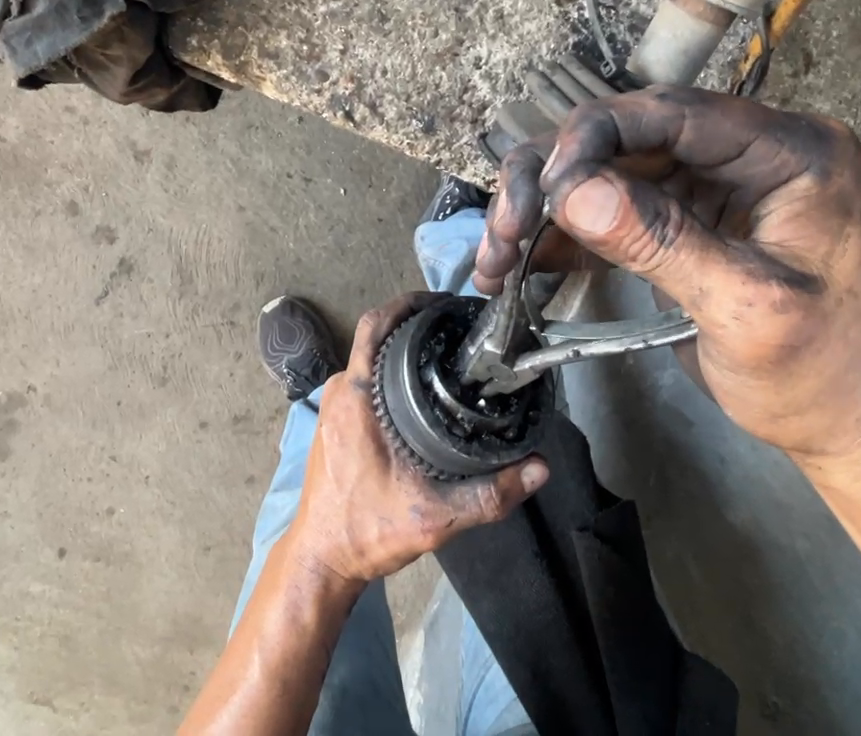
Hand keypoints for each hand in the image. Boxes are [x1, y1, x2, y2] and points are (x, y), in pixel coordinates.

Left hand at [287, 294, 550, 583]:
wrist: (322, 558)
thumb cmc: (367, 531)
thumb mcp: (434, 517)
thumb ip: (489, 495)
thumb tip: (539, 468)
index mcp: (355, 397)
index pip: (375, 326)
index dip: (407, 304)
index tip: (444, 302)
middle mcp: (339, 392)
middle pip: (376, 337)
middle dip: (414, 324)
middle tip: (458, 328)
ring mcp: (333, 406)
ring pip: (370, 359)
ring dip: (403, 349)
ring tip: (448, 352)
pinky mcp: (335, 421)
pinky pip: (365, 379)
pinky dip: (391, 371)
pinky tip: (423, 388)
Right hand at [474, 85, 860, 463]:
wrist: (843, 425)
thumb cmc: (820, 373)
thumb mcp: (747, 309)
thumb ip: (662, 242)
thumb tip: (572, 192)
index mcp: (791, 153)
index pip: (676, 112)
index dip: (596, 136)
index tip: (545, 185)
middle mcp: (746, 153)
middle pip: (626, 136)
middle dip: (556, 178)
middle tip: (508, 229)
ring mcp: (710, 184)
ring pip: (605, 169)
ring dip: (545, 207)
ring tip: (500, 257)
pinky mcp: (682, 219)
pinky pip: (609, 208)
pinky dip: (561, 235)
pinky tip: (521, 266)